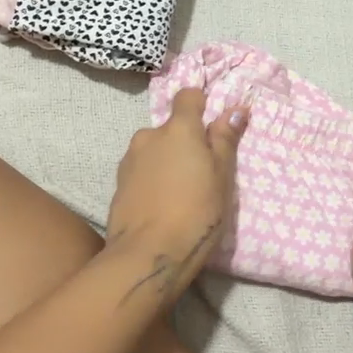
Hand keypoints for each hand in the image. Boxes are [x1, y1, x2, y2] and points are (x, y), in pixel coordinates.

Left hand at [106, 88, 247, 294]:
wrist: (147, 255)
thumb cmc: (196, 213)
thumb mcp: (222, 177)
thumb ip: (225, 140)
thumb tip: (234, 109)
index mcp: (178, 129)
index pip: (187, 96)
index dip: (201, 105)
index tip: (213, 127)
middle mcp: (149, 136)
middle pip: (171, 128)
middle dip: (184, 142)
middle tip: (201, 173)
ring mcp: (129, 160)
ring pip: (154, 150)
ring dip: (166, 161)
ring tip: (180, 193)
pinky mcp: (117, 184)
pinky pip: (141, 171)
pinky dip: (152, 179)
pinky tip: (161, 204)